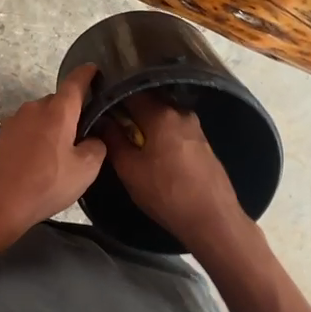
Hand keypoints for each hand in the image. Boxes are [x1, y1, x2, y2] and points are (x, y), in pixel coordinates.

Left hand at [0, 64, 106, 241]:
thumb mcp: (85, 169)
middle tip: (83, 131)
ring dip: (51, 125)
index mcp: (57, 111)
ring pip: (40, 115)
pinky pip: (26, 128)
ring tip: (60, 149)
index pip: (75, 83)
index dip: (87, 74)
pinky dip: (36, 135)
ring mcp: (13, 121)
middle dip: (70, 110)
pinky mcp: (1, 135)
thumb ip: (96, 147)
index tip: (94, 69)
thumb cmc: (47, 184)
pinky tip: (39, 157)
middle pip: (57, 101)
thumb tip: (93, 138)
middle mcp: (33, 108)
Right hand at [99, 92, 244, 239]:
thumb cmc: (166, 193)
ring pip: (163, 117)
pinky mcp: (203, 145)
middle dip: (129, 110)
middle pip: (149, 102)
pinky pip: (175, 130)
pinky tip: (153, 150)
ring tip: (130, 138)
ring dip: (146, 124)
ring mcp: (196, 129)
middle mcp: (181, 114)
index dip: (112, 95)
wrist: (213, 219)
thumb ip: (113, 140)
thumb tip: (102, 120)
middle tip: (110, 123)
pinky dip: (161, 134)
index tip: (98, 104)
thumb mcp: (129, 169)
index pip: (131, 92)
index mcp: (161, 114)